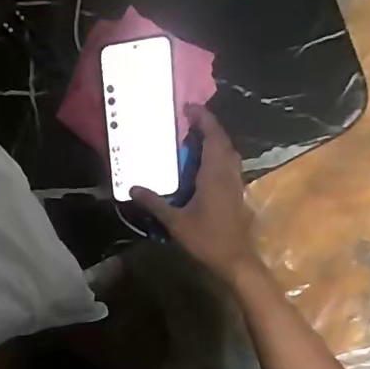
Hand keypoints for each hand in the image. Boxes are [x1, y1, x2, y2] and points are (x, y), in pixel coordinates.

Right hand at [130, 105, 264, 283]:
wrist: (236, 260)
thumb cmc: (206, 239)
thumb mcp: (176, 222)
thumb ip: (155, 203)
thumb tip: (133, 188)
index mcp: (214, 173)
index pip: (213, 135)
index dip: (203, 118)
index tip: (188, 108)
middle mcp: (228, 172)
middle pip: (222, 141)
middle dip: (208, 127)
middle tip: (187, 123)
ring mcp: (235, 183)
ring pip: (228, 153)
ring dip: (214, 142)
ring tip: (193, 141)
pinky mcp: (236, 194)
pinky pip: (228, 165)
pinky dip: (217, 157)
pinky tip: (202, 166)